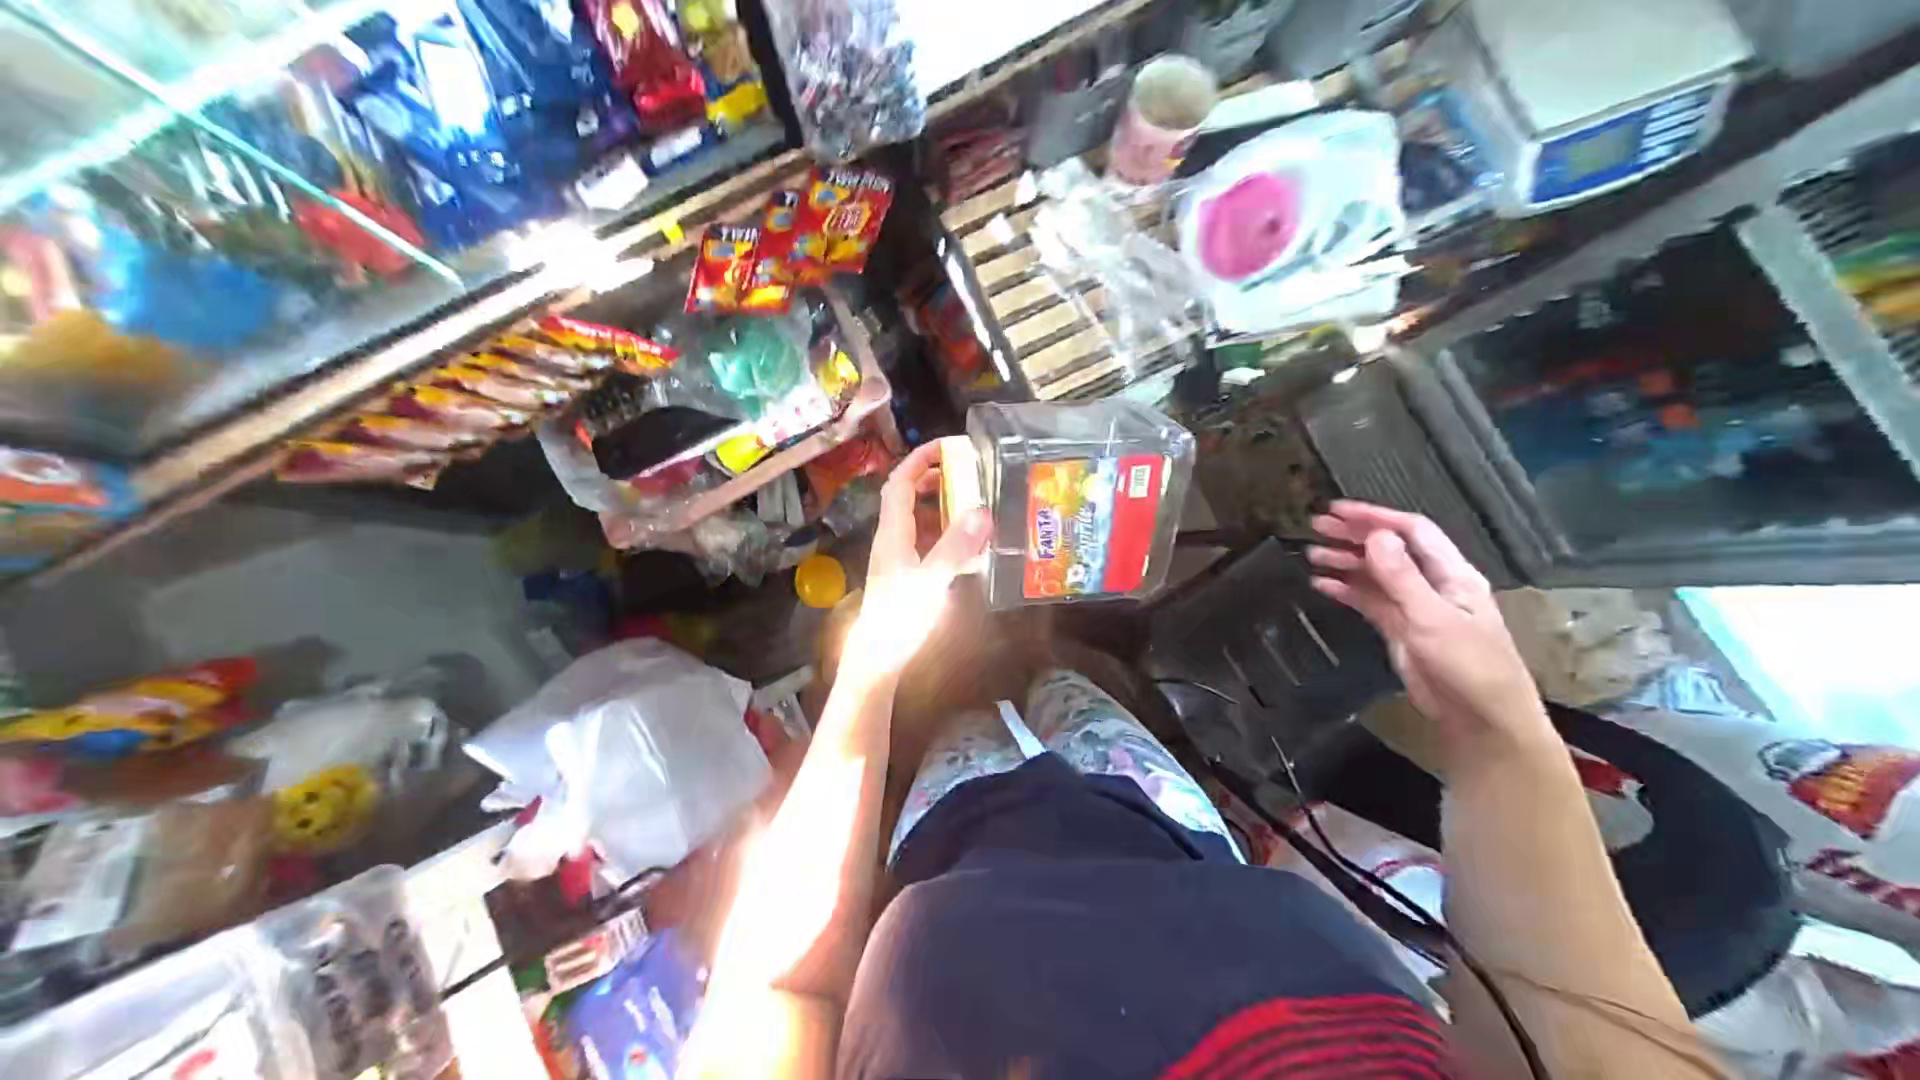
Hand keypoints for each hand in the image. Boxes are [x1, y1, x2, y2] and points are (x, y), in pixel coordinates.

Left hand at [840, 441, 990, 683]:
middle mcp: (894, 539)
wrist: (879, 659)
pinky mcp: (909, 575)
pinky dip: (949, 537)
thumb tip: (982, 509)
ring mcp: (900, 558)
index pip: (901, 483)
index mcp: (893, 533)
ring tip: (976, 503)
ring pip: (921, 520)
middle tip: (968, 472)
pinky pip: (929, 544)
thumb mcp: (931, 581)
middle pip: (909, 497)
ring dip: (945, 507)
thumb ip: (955, 546)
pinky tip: (972, 547)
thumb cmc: (899, 620)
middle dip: (935, 479)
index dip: (920, 459)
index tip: (947, 445)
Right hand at [1307, 500, 1554, 762]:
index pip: (1412, 531)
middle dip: (1353, 535)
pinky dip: (1345, 590)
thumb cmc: (1469, 666)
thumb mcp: (1432, 618)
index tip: (1337, 511)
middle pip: (1389, 549)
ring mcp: (1414, 606)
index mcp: (1451, 574)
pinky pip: (1368, 601)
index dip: (1375, 517)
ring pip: (1375, 574)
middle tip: (1315, 527)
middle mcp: (1432, 584)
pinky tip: (1322, 585)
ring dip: (1345, 562)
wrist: (1481, 719)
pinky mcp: (1399, 629)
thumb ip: (1402, 576)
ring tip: (1311, 555)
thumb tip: (1376, 535)